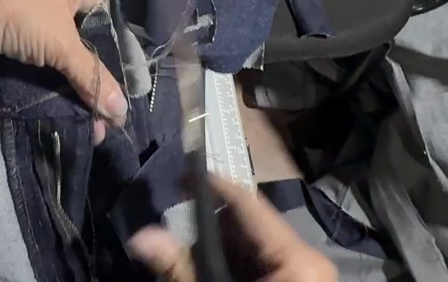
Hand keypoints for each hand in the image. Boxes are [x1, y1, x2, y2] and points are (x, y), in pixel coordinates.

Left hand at [0, 0, 127, 140]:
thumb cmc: (21, 10)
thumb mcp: (61, 45)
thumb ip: (92, 77)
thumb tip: (122, 114)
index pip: (103, 24)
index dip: (108, 62)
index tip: (110, 102)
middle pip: (78, 35)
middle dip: (85, 75)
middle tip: (93, 118)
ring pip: (53, 40)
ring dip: (61, 73)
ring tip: (72, 112)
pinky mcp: (5, 10)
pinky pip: (30, 41)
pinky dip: (37, 64)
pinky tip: (45, 91)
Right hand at [126, 178, 338, 280]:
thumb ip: (180, 269)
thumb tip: (140, 236)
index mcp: (296, 258)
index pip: (245, 200)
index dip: (209, 183)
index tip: (176, 175)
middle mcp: (307, 260)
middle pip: (246, 225)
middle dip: (207, 232)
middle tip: (178, 247)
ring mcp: (307, 277)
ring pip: (252, 247)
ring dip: (219, 254)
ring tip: (194, 269)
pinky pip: (263, 267)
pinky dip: (235, 271)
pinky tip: (214, 277)